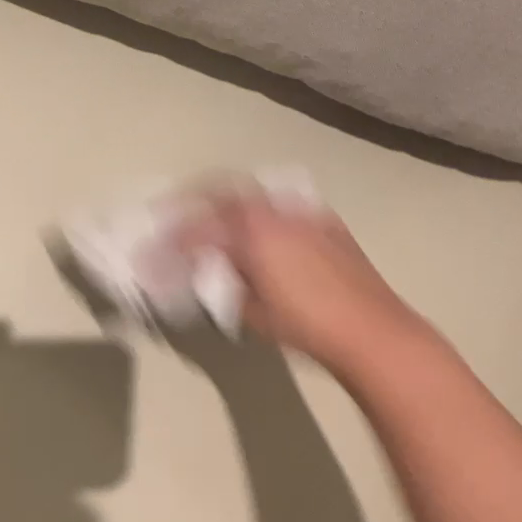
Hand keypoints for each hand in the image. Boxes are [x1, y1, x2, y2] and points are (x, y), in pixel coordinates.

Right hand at [185, 189, 440, 368]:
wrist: (368, 328)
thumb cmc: (303, 326)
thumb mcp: (250, 309)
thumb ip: (226, 280)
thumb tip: (209, 268)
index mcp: (253, 234)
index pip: (198, 228)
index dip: (170, 238)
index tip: (152, 249)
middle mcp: (277, 212)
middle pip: (225, 192)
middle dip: (193, 201)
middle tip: (171, 215)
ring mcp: (304, 213)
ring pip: (254, 195)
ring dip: (226, 204)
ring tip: (209, 221)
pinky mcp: (324, 222)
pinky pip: (279, 205)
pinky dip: (256, 212)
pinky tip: (253, 232)